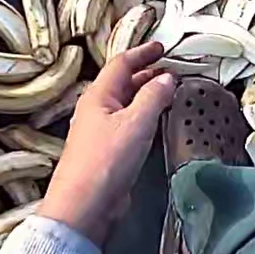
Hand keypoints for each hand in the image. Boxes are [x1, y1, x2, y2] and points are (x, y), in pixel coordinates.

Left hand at [39, 41, 176, 245]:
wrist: (84, 205)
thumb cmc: (105, 162)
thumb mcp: (136, 122)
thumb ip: (154, 96)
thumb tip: (167, 78)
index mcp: (98, 97)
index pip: (121, 64)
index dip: (142, 53)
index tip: (160, 48)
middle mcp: (97, 110)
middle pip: (123, 82)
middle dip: (147, 73)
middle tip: (170, 69)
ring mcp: (101, 131)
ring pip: (127, 103)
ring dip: (148, 94)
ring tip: (169, 91)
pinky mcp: (109, 151)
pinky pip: (130, 123)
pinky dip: (146, 115)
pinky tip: (158, 121)